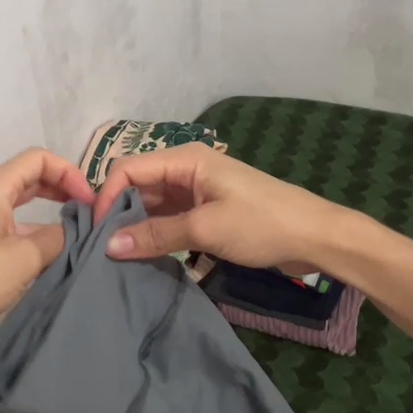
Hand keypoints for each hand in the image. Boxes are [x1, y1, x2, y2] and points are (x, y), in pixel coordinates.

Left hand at [0, 148, 95, 346]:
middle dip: (63, 188)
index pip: (39, 159)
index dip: (70, 172)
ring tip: (78, 231)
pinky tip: (53, 251)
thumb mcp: (25, 258)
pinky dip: (35, 229)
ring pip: (22, 201)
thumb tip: (77, 231)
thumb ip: (58, 238)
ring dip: (51, 211)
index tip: (90, 201)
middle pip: (31, 176)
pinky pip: (13, 223)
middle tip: (90, 211)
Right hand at [92, 143, 346, 268]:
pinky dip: (153, 231)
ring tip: (115, 254)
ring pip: (151, 202)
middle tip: (100, 246)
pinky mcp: (204, 209)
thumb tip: (109, 246)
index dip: (107, 196)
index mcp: (186, 159)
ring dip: (135, 224)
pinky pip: (167, 216)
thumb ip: (156, 235)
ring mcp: (195, 189)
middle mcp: (186, 168)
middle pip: (137, 184)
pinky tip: (141, 252)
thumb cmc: (262, 224)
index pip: (128, 168)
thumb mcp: (205, 230)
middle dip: (117, 211)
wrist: (316, 237)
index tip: (96, 232)